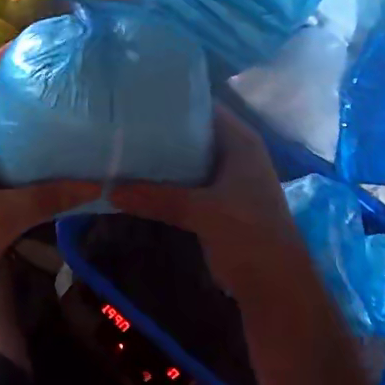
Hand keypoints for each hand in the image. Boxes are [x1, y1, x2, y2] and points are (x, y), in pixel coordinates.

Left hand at [0, 51, 99, 316]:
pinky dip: (5, 136)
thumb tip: (99, 181)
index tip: (45, 39)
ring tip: (57, 102)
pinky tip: (35, 146)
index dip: (11, 52)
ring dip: (13, 110)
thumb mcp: (3, 218)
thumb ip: (50, 196)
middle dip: (20, 80)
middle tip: (62, 72)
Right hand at [114, 108, 305, 297]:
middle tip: (119, 124)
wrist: (275, 286)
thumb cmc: (249, 235)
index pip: (203, 107)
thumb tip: (110, 190)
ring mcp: (226, 179)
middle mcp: (234, 153)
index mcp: (240, 141)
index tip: (135, 98)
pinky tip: (136, 181)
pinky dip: (166, 183)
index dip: (173, 101)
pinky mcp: (217, 203)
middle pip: (192, 133)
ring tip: (120, 148)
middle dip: (160, 131)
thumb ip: (157, 197)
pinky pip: (186, 184)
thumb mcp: (202, 211)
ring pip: (187, 160)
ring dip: (161, 159)